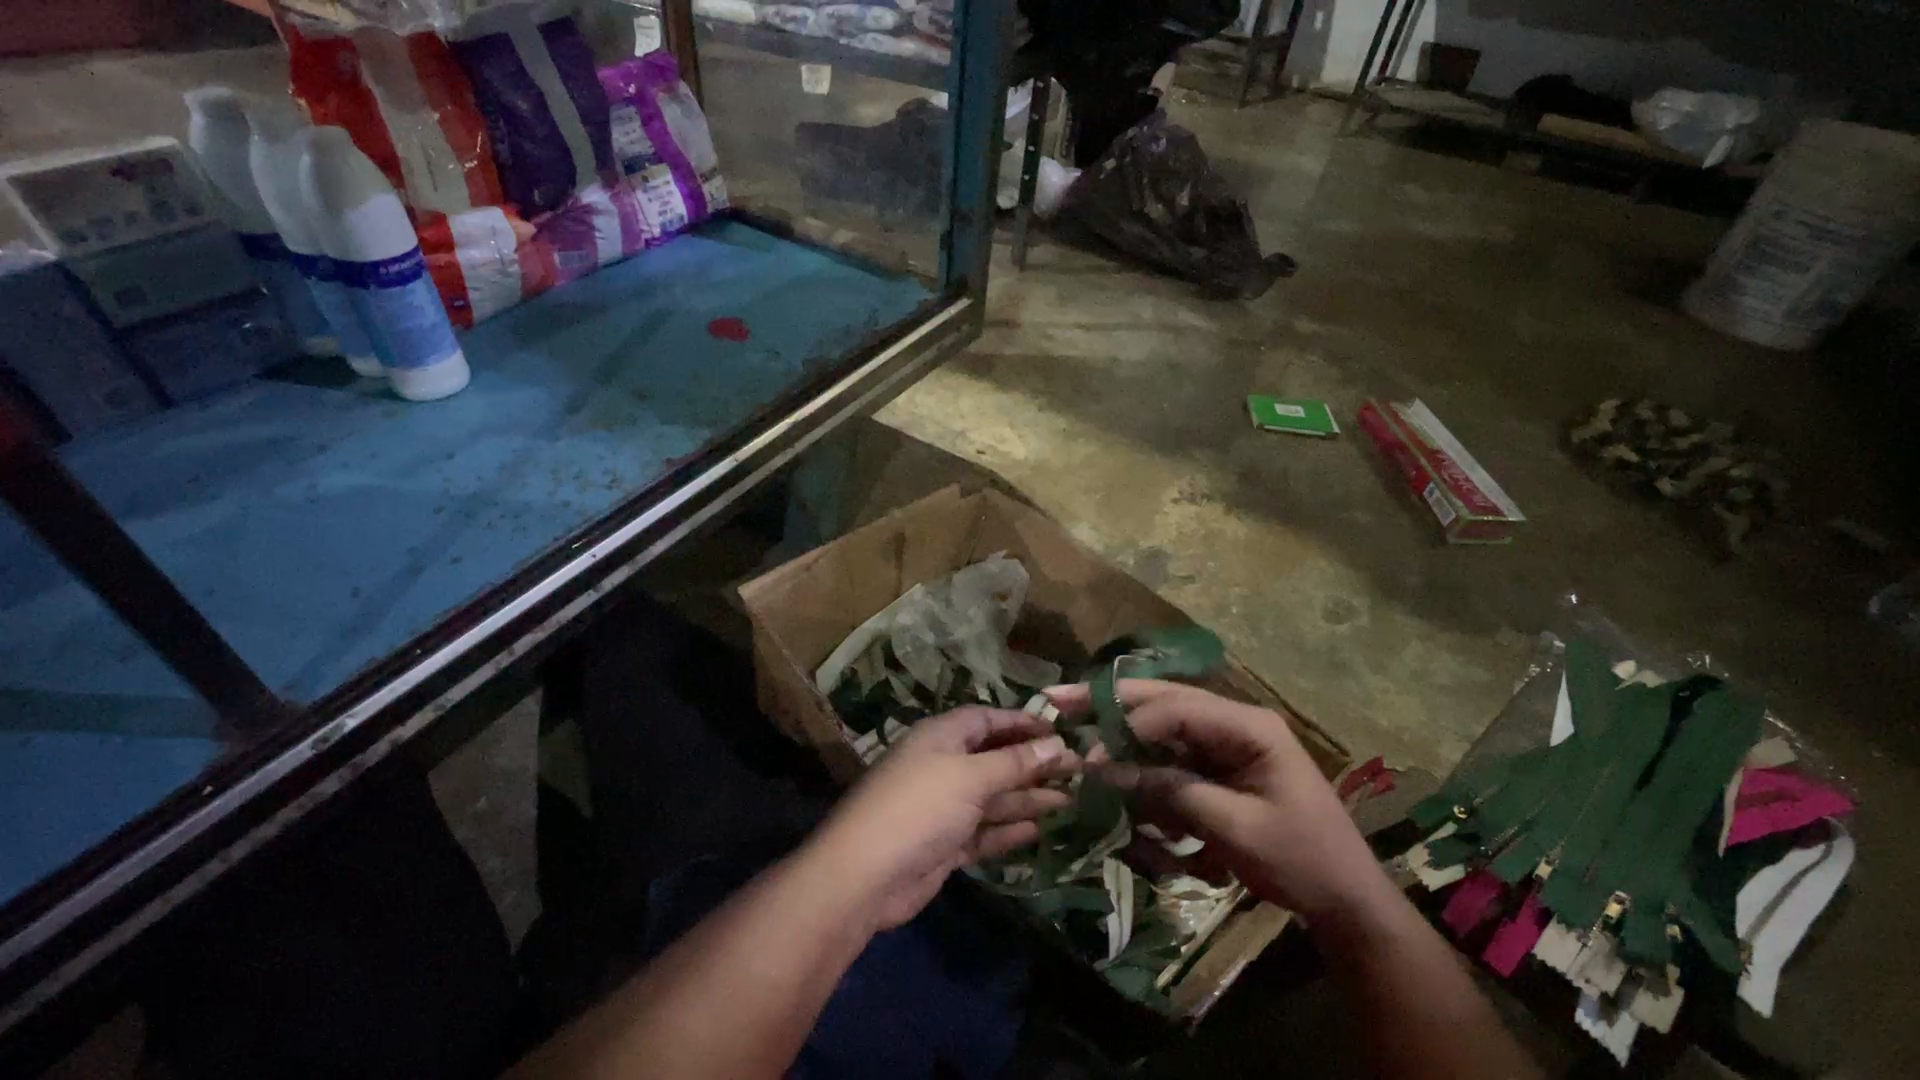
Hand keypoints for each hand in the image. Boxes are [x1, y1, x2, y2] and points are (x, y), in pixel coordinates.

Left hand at [808, 706, 1079, 930]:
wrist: (866, 875)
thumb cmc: (919, 809)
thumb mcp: (970, 777)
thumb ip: (1014, 762)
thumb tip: (1056, 744)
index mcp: (940, 737)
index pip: (987, 719)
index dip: (1022, 723)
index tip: (1061, 731)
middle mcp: (942, 766)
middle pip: (994, 758)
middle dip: (1033, 763)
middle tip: (1078, 769)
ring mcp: (942, 808)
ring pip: (992, 797)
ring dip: (1027, 798)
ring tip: (1071, 799)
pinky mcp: (944, 844)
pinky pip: (983, 831)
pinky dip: (1008, 830)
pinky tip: (1040, 830)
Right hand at [1045, 679, 1386, 921]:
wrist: (1346, 900)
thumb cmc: (1302, 858)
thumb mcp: (1236, 828)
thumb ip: (1172, 791)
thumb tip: (1107, 768)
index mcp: (1249, 726)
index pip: (1175, 706)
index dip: (1127, 724)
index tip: (1088, 754)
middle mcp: (1234, 724)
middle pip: (1162, 702)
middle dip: (1109, 704)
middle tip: (1056, 699)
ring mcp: (1225, 747)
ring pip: (1160, 732)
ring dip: (1124, 744)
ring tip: (1081, 749)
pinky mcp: (1218, 772)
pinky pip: (1170, 764)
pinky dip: (1145, 777)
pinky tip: (1124, 793)